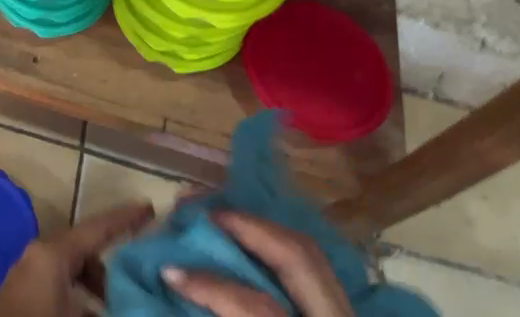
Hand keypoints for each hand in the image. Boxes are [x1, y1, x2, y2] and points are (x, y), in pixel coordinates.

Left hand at [0, 202, 154, 316]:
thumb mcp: (80, 316)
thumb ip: (111, 307)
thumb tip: (137, 304)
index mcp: (51, 255)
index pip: (96, 228)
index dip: (124, 219)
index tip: (149, 209)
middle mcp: (38, 257)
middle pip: (84, 251)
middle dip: (113, 268)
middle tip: (142, 284)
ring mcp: (28, 276)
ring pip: (72, 272)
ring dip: (97, 289)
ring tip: (123, 307)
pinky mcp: (23, 298)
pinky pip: (60, 289)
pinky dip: (80, 300)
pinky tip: (95, 316)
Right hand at [161, 212, 355, 316]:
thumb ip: (230, 315)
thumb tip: (180, 285)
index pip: (256, 305)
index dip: (209, 286)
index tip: (169, 272)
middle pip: (299, 254)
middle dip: (248, 225)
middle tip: (202, 212)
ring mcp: (350, 312)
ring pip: (312, 252)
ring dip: (263, 229)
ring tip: (222, 218)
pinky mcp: (347, 311)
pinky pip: (314, 268)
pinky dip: (280, 248)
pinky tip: (252, 244)